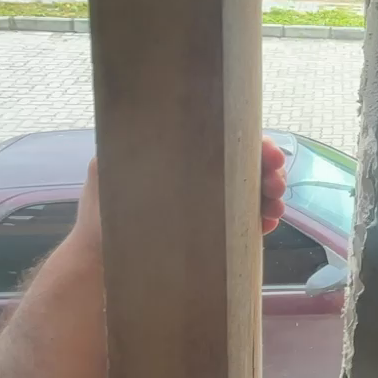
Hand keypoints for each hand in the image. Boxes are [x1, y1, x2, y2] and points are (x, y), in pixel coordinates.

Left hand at [73, 134, 287, 247]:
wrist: (101, 260)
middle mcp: (203, 176)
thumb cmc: (106, 214)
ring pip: (255, 192)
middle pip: (250, 166)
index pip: (232, 141)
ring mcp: (211, 202)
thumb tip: (163, 118)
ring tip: (274, 212)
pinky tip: (266, 226)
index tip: (273, 157)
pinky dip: (260, 220)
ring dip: (272, 198)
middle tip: (276, 187)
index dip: (259, 147)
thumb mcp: (115, 171)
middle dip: (271, 173)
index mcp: (187, 155)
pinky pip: (247, 219)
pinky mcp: (215, 227)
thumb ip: (137, 146)